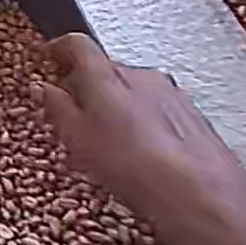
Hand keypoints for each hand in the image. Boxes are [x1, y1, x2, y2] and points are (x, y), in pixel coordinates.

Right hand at [33, 34, 245, 244]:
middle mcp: (142, 76)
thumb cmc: (135, 168)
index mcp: (108, 76)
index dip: (59, 48)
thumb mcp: (77, 139)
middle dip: (85, 81)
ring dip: (114, 101)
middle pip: (106, 66)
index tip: (48, 57)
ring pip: (132, 88)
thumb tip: (43, 88)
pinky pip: (155, 107)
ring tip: (102, 135)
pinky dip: (139, 118)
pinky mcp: (193, 116)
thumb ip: (57, 106)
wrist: (202, 199)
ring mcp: (172, 94)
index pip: (78, 44)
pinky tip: (135, 150)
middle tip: (69, 105)